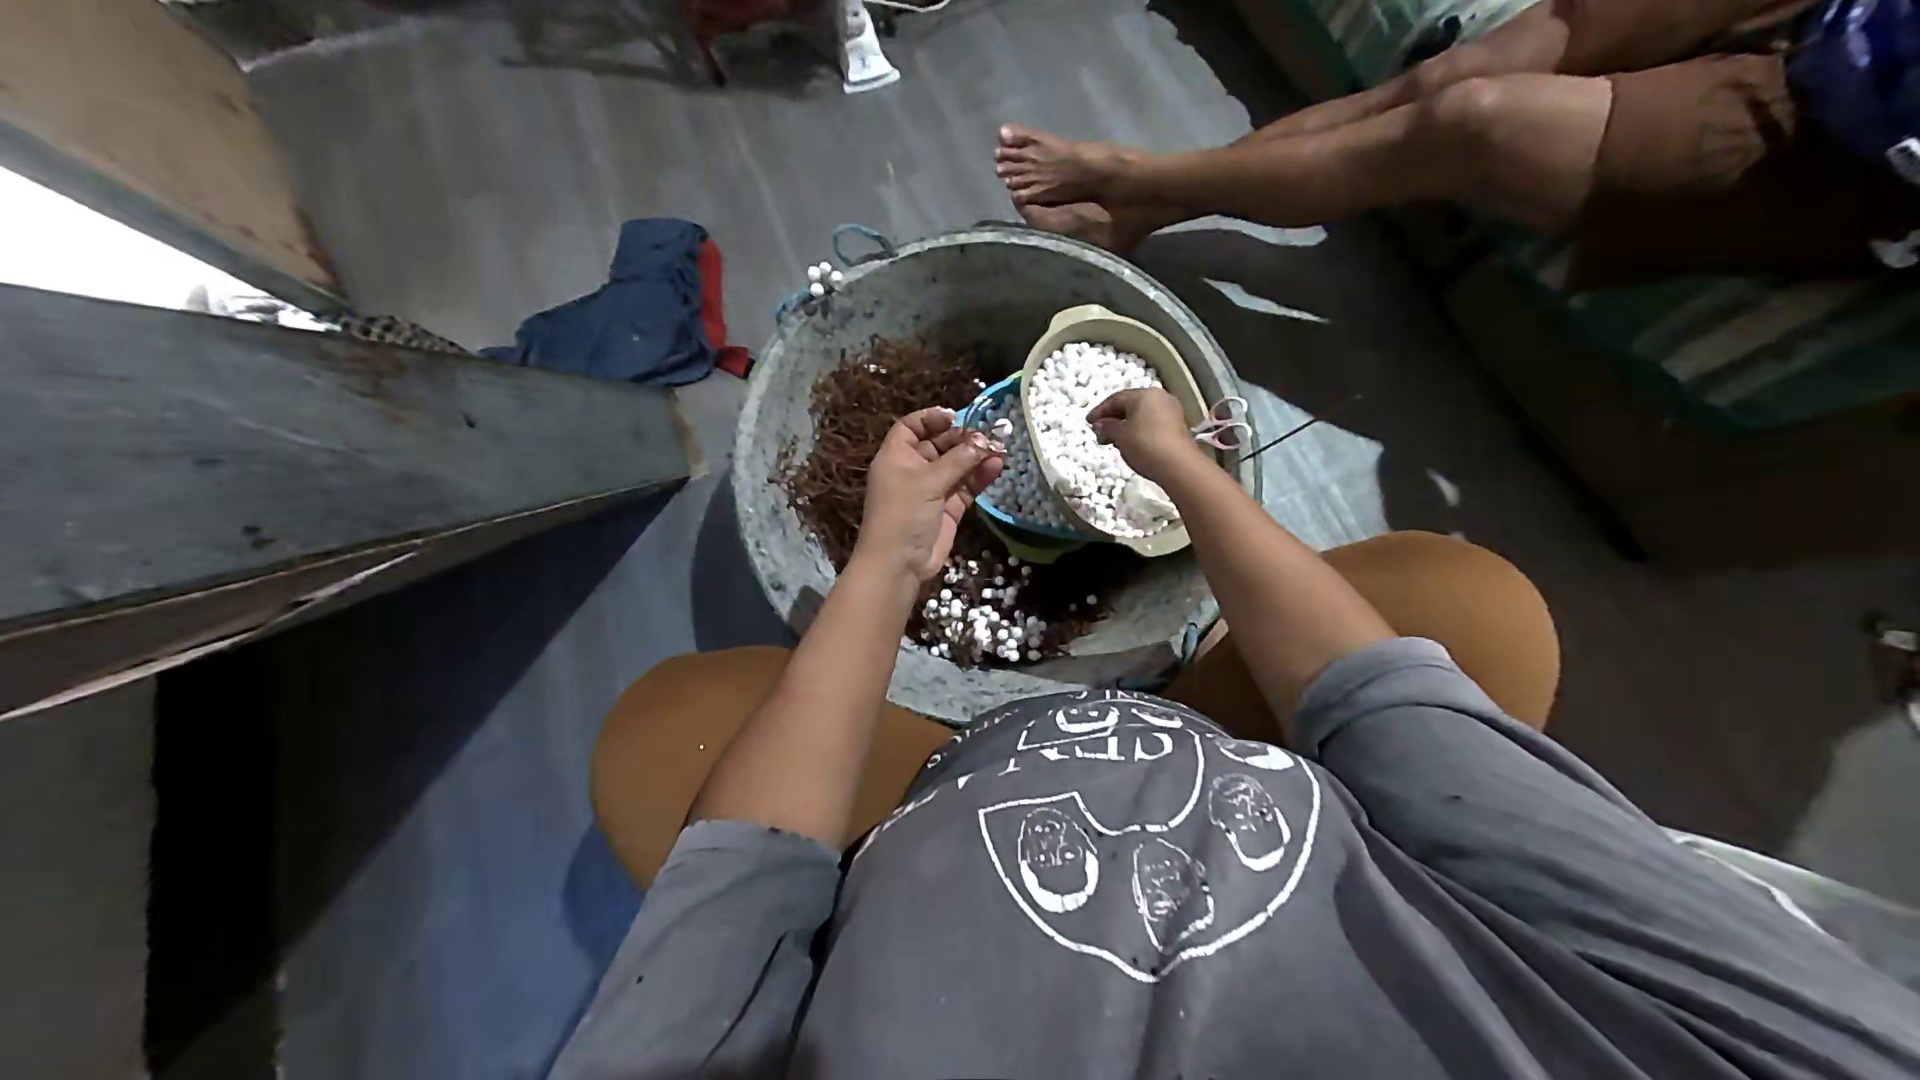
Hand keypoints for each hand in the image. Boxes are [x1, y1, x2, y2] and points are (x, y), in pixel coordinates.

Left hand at [855, 407, 1005, 581]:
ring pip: (956, 466)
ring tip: (1000, 448)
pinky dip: (979, 477)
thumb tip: (983, 441)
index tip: (955, 417)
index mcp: (896, 457)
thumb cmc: (903, 513)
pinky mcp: (947, 508)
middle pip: (938, 445)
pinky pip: (965, 487)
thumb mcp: (928, 481)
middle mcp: (912, 470)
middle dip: (962, 439)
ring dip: (976, 457)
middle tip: (988, 434)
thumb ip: (958, 460)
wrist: (899, 563)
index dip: (931, 419)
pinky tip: (996, 467)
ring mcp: (931, 490)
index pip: (911, 427)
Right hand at [1087, 388, 1202, 482]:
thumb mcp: (1120, 435)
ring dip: (1125, 426)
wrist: (1177, 465)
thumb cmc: (1144, 444)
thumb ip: (1107, 427)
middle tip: (1099, 432)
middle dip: (1113, 419)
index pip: (1116, 399)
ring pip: (1141, 415)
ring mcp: (1171, 412)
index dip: (1100, 411)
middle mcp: (1160, 398)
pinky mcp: (1177, 427)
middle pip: (1130, 405)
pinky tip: (1130, 443)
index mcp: (1144, 394)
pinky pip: (1151, 424)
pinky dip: (1138, 431)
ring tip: (1113, 440)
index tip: (1089, 423)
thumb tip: (1099, 426)